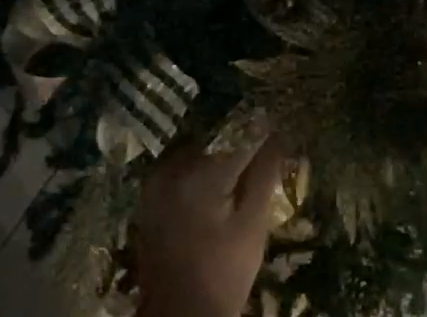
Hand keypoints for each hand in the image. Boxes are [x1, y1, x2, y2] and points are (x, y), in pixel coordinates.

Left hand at [133, 133, 287, 316]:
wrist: (178, 314)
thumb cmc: (223, 274)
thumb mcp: (253, 227)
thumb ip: (264, 175)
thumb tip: (278, 135)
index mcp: (199, 174)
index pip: (238, 136)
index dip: (260, 131)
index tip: (277, 128)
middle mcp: (171, 167)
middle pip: (213, 138)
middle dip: (237, 141)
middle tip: (260, 154)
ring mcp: (155, 179)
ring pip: (194, 147)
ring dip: (216, 151)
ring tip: (237, 171)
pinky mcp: (148, 192)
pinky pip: (177, 164)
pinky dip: (196, 165)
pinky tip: (211, 185)